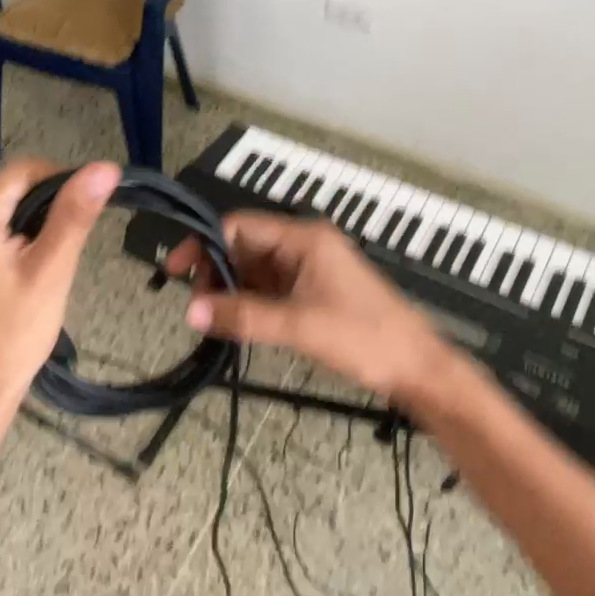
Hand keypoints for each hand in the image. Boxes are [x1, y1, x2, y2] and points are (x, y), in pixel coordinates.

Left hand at [0, 159, 120, 441]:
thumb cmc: (15, 333)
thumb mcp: (51, 270)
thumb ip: (74, 214)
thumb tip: (105, 167)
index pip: (23, 170)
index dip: (60, 180)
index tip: (84, 211)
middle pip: (9, 188)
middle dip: (43, 208)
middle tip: (65, 248)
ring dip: (29, 224)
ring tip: (47, 262)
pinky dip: (10, 239)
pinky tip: (25, 270)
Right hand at [165, 212, 454, 406]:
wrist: (418, 369)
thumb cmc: (365, 338)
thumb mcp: (299, 326)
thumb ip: (243, 317)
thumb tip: (190, 312)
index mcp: (304, 238)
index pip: (239, 226)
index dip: (203, 244)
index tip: (176, 272)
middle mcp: (303, 245)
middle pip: (242, 246)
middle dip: (214, 272)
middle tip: (199, 309)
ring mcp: (308, 268)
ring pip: (252, 269)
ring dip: (230, 290)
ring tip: (214, 320)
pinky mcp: (311, 291)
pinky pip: (267, 288)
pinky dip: (248, 302)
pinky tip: (236, 323)